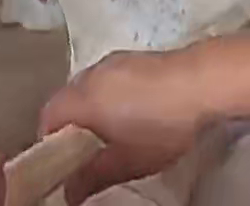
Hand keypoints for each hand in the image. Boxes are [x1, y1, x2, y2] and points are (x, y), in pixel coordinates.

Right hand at [39, 50, 209, 202]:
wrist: (202, 81)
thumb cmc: (159, 125)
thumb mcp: (124, 162)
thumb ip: (90, 178)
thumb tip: (68, 192)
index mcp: (84, 95)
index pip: (48, 115)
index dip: (49, 143)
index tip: (62, 166)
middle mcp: (95, 71)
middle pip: (68, 97)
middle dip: (72, 126)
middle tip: (87, 155)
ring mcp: (118, 59)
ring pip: (91, 85)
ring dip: (93, 108)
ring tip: (112, 135)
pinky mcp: (138, 56)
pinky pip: (111, 77)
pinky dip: (112, 95)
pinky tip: (134, 113)